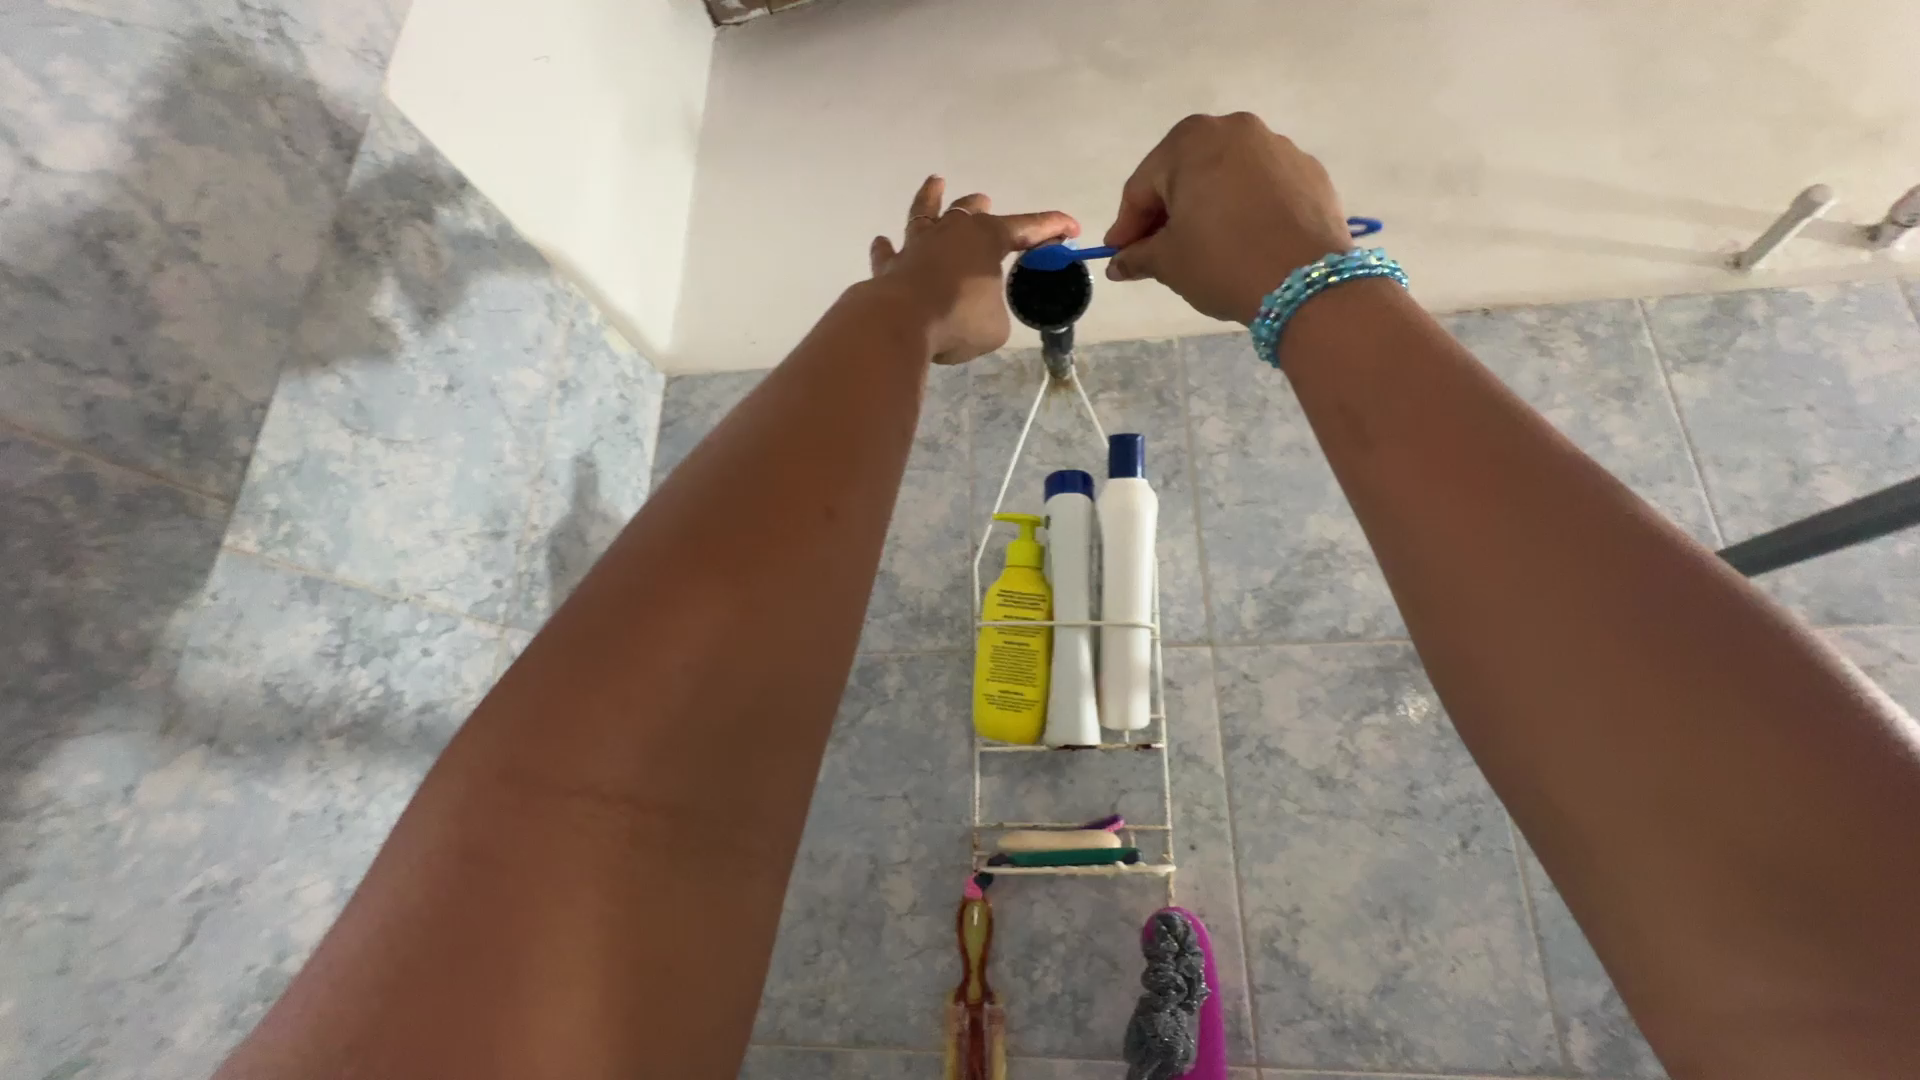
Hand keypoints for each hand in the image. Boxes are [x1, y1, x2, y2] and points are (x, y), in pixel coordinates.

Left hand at [868, 176, 1078, 363]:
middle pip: (970, 211)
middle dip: (981, 206)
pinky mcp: (889, 267)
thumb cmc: (959, 320)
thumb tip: (980, 310)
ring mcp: (916, 246)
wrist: (901, 324)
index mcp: (987, 239)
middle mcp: (951, 233)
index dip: (1052, 227)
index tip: (1071, 227)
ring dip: (931, 198)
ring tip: (936, 183)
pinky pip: (888, 253)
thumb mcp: (996, 325)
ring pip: (924, 214)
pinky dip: (887, 249)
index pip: (1028, 228)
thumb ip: (994, 312)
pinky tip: (883, 242)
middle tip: (986, 201)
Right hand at [1104, 113, 1352, 323]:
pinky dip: (1242, 210)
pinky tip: (1240, 242)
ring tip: (1201, 248)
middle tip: (1156, 251)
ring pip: (1225, 177)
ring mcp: (1278, 147)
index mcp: (1191, 142)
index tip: (1119, 255)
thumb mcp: (1168, 263)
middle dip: (1166, 212)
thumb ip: (1138, 256)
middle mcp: (1235, 129)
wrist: (1305, 283)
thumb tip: (1119, 262)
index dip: (1126, 225)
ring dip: (1205, 208)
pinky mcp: (1308, 171)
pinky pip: (1259, 188)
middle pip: (1185, 173)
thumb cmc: (1222, 262)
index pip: (1142, 186)